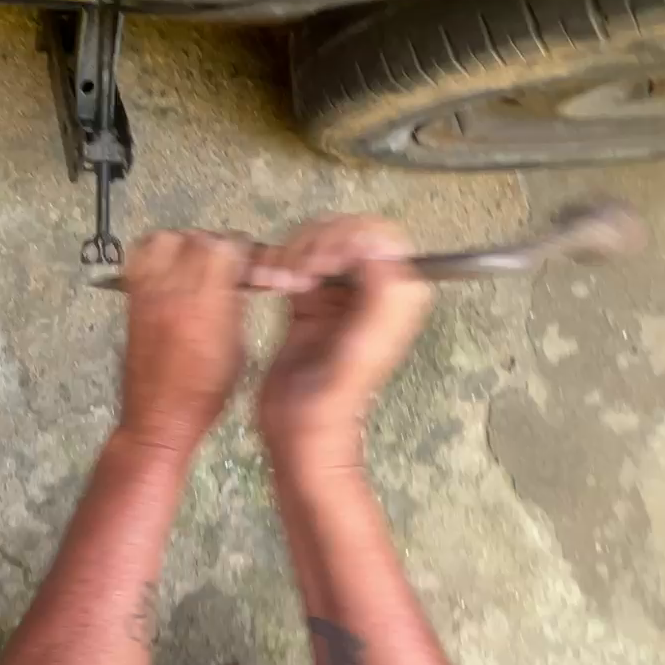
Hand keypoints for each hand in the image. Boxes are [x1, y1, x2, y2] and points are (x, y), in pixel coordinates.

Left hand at [119, 231, 250, 453]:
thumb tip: (239, 278)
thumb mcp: (238, 348)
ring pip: (164, 240)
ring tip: (196, 262)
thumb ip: (235, 304)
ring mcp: (148, 292)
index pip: (226, 247)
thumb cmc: (205, 393)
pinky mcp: (131, 299)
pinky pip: (138, 257)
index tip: (249, 263)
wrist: (158, 415)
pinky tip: (169, 270)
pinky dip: (155, 253)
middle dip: (216, 245)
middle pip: (196, 238)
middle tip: (226, 263)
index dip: (242, 251)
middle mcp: (174, 291)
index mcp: (207, 303)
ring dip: (184, 244)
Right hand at [253, 215, 429, 466]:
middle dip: (311, 245)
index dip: (343, 239)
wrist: (299, 433)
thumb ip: (381, 298)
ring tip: (279, 284)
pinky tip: (271, 284)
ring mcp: (335, 294)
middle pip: (341, 231)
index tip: (319, 267)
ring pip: (313, 242)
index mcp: (394, 296)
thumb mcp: (363, 352)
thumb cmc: (330, 404)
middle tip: (296, 277)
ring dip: (290, 255)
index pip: (376, 235)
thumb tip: (377, 246)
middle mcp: (368, 290)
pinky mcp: (304, 302)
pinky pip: (292, 262)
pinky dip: (276, 266)